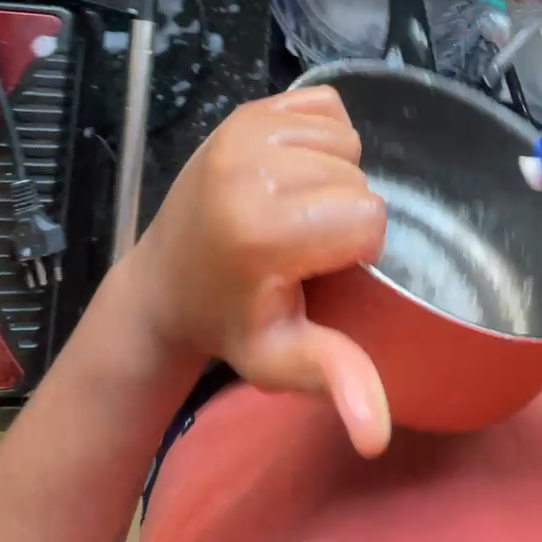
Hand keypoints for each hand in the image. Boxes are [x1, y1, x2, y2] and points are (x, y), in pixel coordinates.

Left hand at [126, 87, 390, 455]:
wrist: (163, 281)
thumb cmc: (226, 321)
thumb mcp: (277, 359)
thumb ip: (333, 379)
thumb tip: (378, 435)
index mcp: (260, 230)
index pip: (368, 219)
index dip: (357, 250)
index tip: (319, 269)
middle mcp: (249, 166)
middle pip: (358, 179)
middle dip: (345, 213)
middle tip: (303, 241)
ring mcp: (242, 129)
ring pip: (347, 142)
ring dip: (336, 175)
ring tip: (297, 206)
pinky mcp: (242, 109)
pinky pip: (324, 106)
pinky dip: (323, 135)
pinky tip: (293, 169)